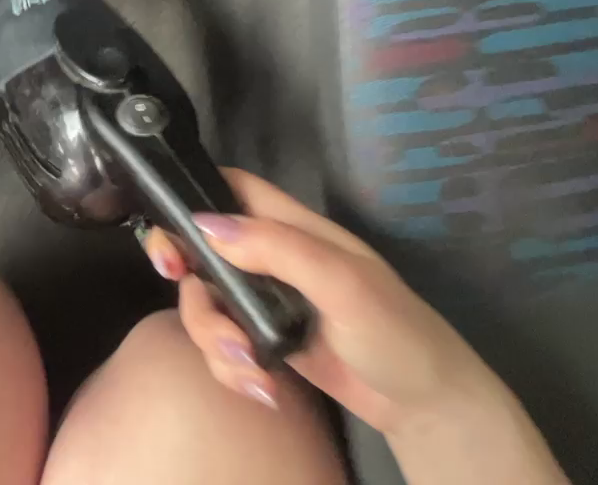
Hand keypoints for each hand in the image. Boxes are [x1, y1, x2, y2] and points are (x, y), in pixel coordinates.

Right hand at [145, 170, 515, 436]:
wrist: (428, 409)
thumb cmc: (396, 332)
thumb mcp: (343, 283)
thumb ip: (278, 250)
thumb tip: (205, 225)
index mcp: (290, 227)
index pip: (230, 188)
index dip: (193, 194)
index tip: (169, 224)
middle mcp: (269, 257)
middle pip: (200, 246)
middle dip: (182, 267)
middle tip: (176, 282)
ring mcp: (264, 301)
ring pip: (205, 300)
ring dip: (212, 333)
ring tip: (248, 366)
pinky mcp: (263, 342)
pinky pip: (223, 344)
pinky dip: (230, 366)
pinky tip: (262, 387)